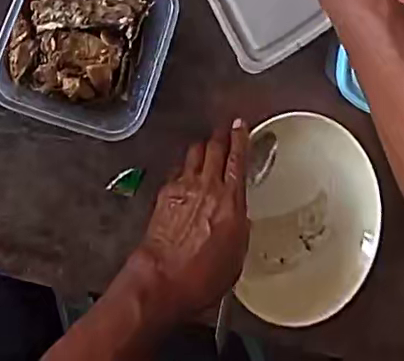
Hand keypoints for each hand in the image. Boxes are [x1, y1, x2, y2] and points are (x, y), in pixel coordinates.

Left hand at [115, 122, 250, 321]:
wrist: (164, 277)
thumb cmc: (202, 276)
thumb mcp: (236, 255)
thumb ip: (239, 225)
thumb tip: (238, 215)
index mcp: (230, 201)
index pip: (237, 159)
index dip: (239, 138)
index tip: (240, 125)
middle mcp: (208, 186)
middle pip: (214, 147)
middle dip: (221, 134)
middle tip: (225, 128)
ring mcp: (184, 185)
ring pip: (195, 151)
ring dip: (202, 146)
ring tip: (206, 145)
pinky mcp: (166, 191)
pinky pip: (178, 168)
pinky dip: (185, 165)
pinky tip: (185, 171)